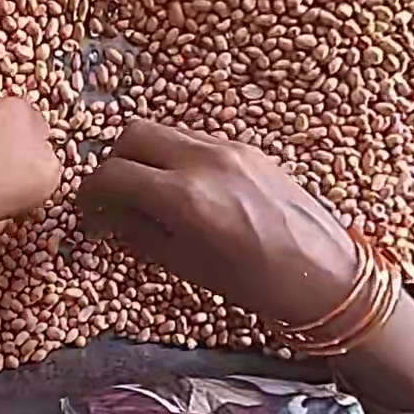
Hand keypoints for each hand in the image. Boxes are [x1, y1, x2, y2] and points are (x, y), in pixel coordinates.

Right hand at [75, 120, 355, 324]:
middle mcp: (202, 160)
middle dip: (114, 160)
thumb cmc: (253, 282)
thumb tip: (108, 214)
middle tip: (115, 192)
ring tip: (148, 189)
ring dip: (145, 154)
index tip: (88, 207)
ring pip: (164, 130)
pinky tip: (183, 186)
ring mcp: (228, 148)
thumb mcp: (185, 264)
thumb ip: (139, 231)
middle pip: (133, 133)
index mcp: (184, 197)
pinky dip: (174, 155)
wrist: (324, 273)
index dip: (90, 190)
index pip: (113, 174)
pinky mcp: (246, 147)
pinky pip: (194, 138)